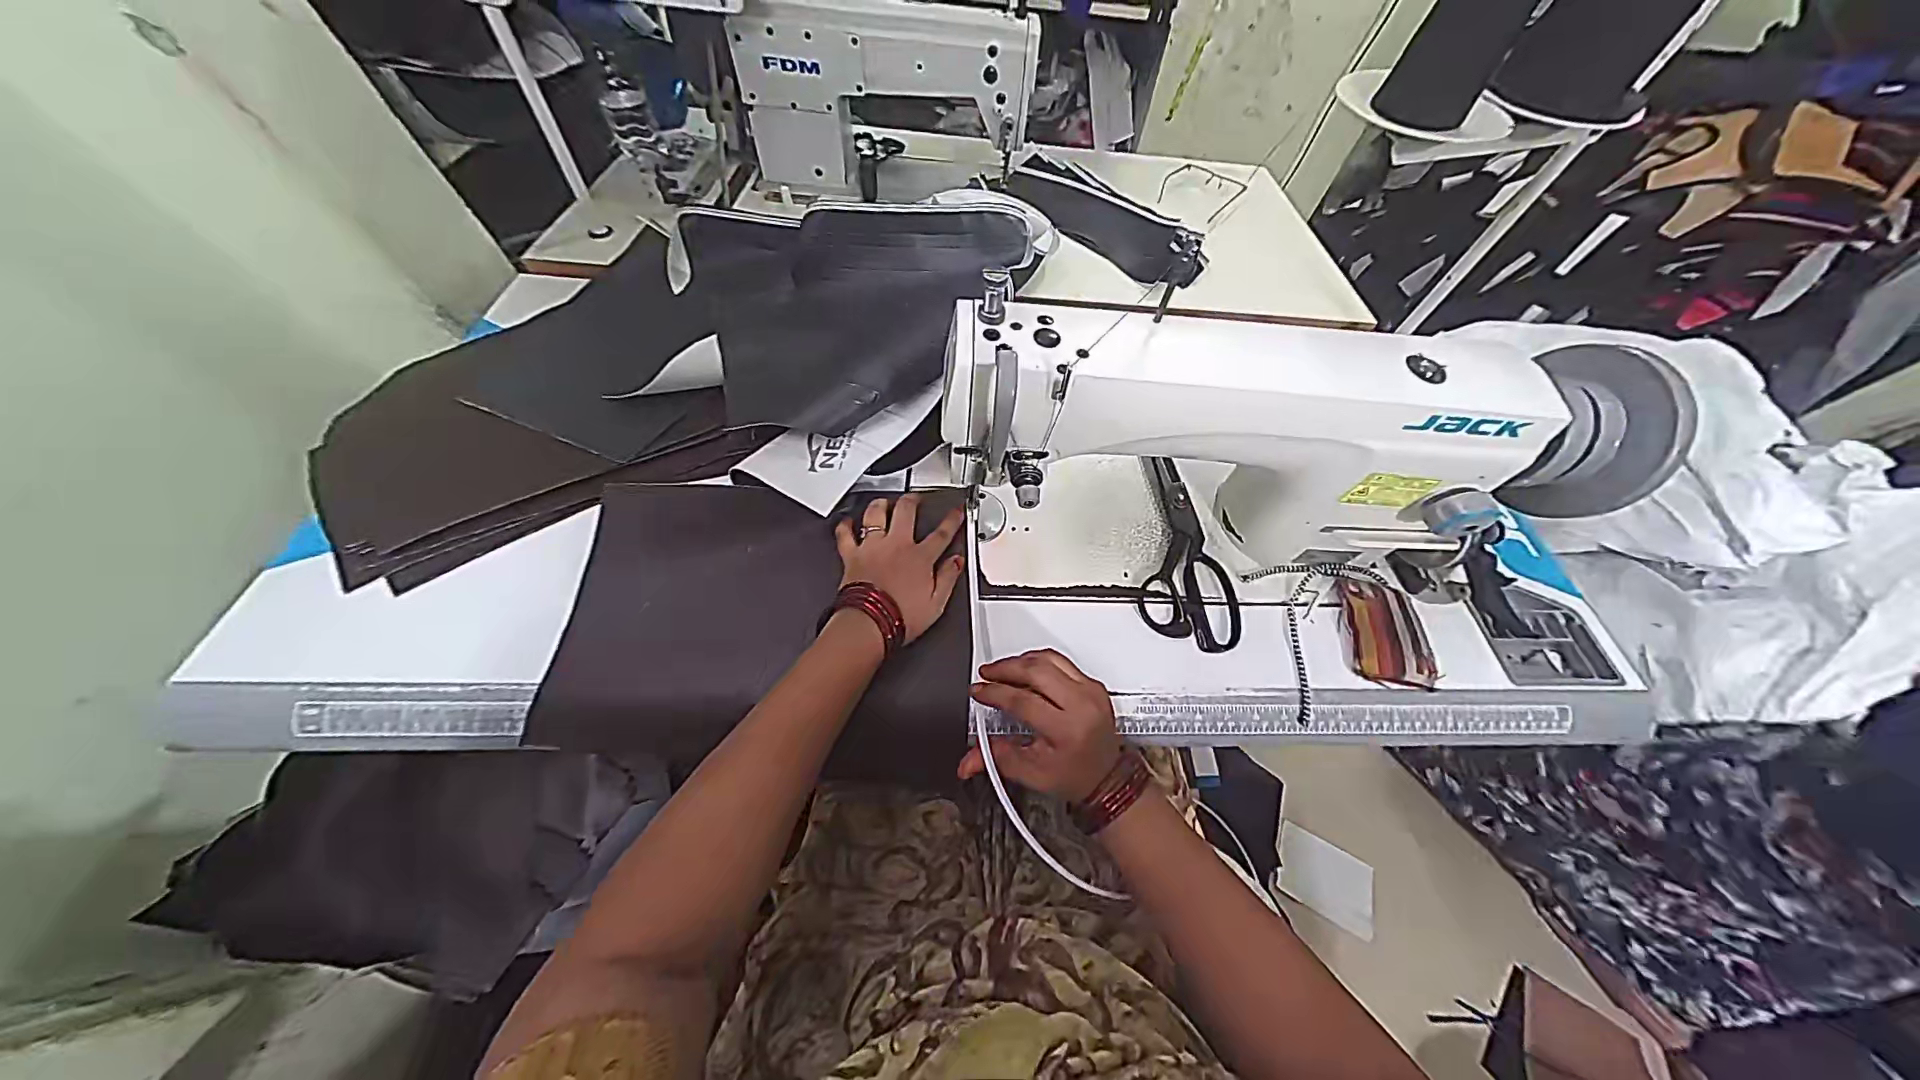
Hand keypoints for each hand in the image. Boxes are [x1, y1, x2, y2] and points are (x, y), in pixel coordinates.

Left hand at [835, 495, 965, 643]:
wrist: (869, 623)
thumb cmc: (900, 617)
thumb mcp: (936, 603)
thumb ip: (948, 578)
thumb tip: (956, 563)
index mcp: (920, 558)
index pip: (941, 533)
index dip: (952, 520)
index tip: (956, 511)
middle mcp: (896, 546)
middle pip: (906, 511)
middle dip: (913, 500)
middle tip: (916, 497)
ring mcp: (873, 548)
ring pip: (875, 514)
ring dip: (880, 504)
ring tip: (884, 501)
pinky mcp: (852, 556)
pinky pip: (845, 535)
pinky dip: (845, 526)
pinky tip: (846, 522)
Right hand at [958, 649, 1123, 801]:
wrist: (1106, 778)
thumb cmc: (1074, 776)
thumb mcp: (1030, 774)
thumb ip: (995, 760)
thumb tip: (968, 760)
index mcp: (1067, 730)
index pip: (1023, 700)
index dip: (995, 693)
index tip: (979, 691)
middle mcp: (1083, 706)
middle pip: (1036, 671)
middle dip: (1004, 669)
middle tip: (987, 674)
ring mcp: (1091, 692)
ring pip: (1049, 659)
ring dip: (1020, 660)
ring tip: (1002, 669)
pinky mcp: (1094, 684)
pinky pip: (1062, 662)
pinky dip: (1039, 662)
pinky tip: (1025, 668)